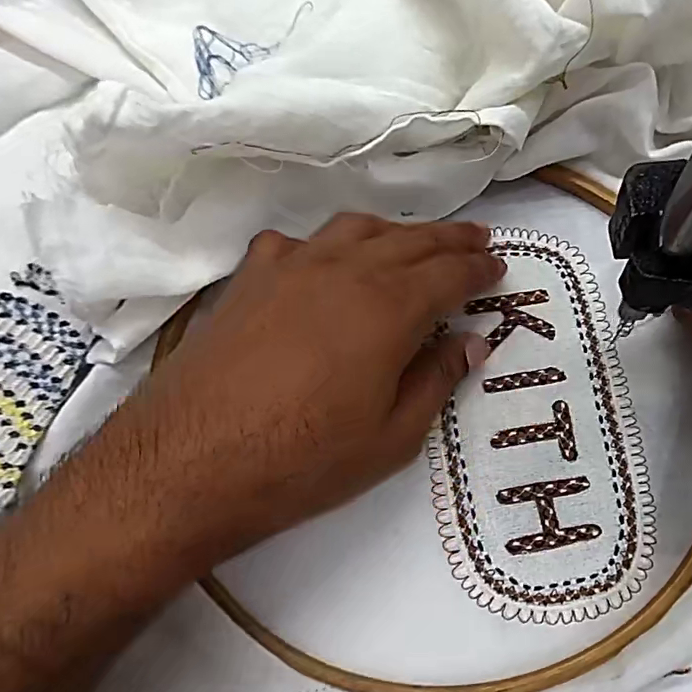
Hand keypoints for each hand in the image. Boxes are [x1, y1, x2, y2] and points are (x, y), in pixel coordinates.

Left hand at [104, 213, 503, 575]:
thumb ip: (436, 381)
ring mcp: (290, 269)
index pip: (449, 275)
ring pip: (355, 230)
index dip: (479, 271)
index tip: (499, 271)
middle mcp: (343, 272)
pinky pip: (298, 244)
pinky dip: (327, 245)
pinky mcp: (248, 281)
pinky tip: (328, 262)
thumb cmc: (305, 460)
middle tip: (477, 241)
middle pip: (409, 241)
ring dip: (395, 232)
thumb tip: (473, 342)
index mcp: (388, 308)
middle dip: (449, 240)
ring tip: (414, 242)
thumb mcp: (392, 437)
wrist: (192, 461)